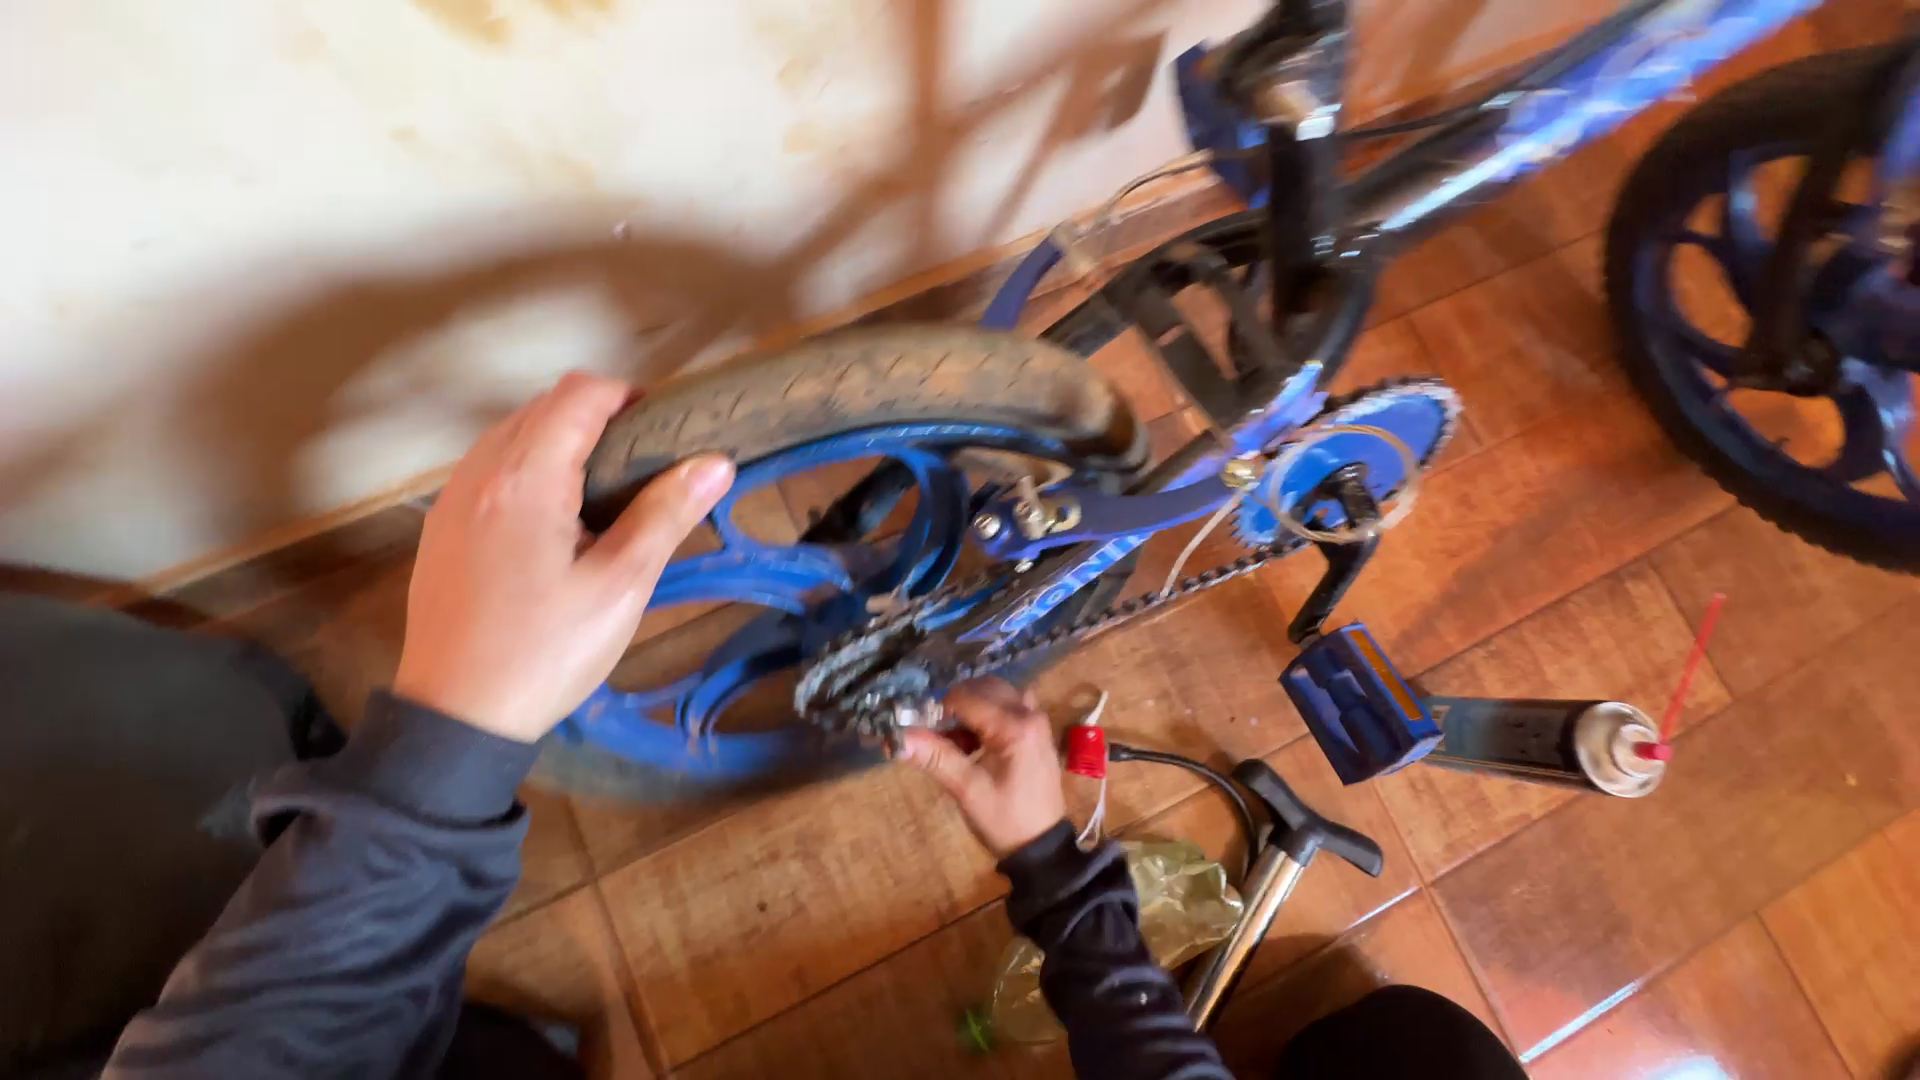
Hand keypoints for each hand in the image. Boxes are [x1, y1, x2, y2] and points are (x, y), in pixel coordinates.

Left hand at [393, 371, 733, 742]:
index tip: (665, 428)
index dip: (627, 396)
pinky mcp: (442, 527)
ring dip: (562, 438)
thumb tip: (716, 463)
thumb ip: (666, 514)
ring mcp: (452, 499)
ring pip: (512, 433)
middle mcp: (479, 473)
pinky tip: (558, 517)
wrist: (457, 714)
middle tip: (646, 463)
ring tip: (606, 489)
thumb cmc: (548, 648)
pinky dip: (531, 465)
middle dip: (599, 415)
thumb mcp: (622, 585)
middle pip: (543, 406)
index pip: (578, 395)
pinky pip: (491, 466)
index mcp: (526, 479)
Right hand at [897, 678, 1065, 857]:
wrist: (1042, 847)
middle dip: (957, 706)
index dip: (940, 710)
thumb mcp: (967, 790)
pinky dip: (989, 713)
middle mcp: (1030, 714)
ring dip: (974, 707)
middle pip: (983, 688)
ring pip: (997, 693)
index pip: (967, 698)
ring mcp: (1038, 720)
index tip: (924, 732)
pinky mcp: (1037, 730)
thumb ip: (935, 757)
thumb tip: (898, 738)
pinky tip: (977, 742)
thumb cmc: (1005, 820)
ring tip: (959, 740)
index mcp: (1015, 727)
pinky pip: (1009, 705)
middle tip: (940, 737)